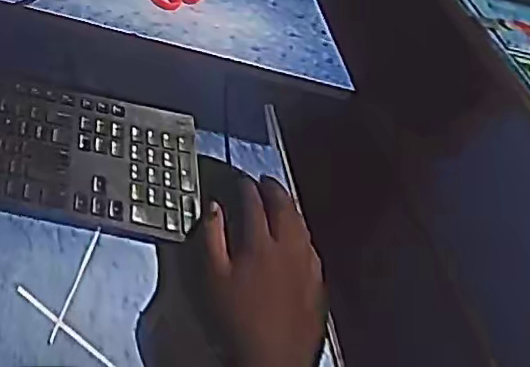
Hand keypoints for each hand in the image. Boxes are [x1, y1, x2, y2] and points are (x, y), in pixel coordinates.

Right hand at [202, 175, 324, 366]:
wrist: (271, 360)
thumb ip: (211, 235)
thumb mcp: (213, 274)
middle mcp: (288, 250)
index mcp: (260, 244)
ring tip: (281, 201)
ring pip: (302, 227)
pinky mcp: (318, 286)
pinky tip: (297, 235)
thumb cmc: (236, 317)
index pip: (254, 203)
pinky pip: (312, 249)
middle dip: (274, 190)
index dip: (246, 187)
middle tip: (264, 181)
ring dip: (291, 209)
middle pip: (285, 209)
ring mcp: (307, 269)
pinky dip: (302, 233)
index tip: (240, 181)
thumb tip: (213, 207)